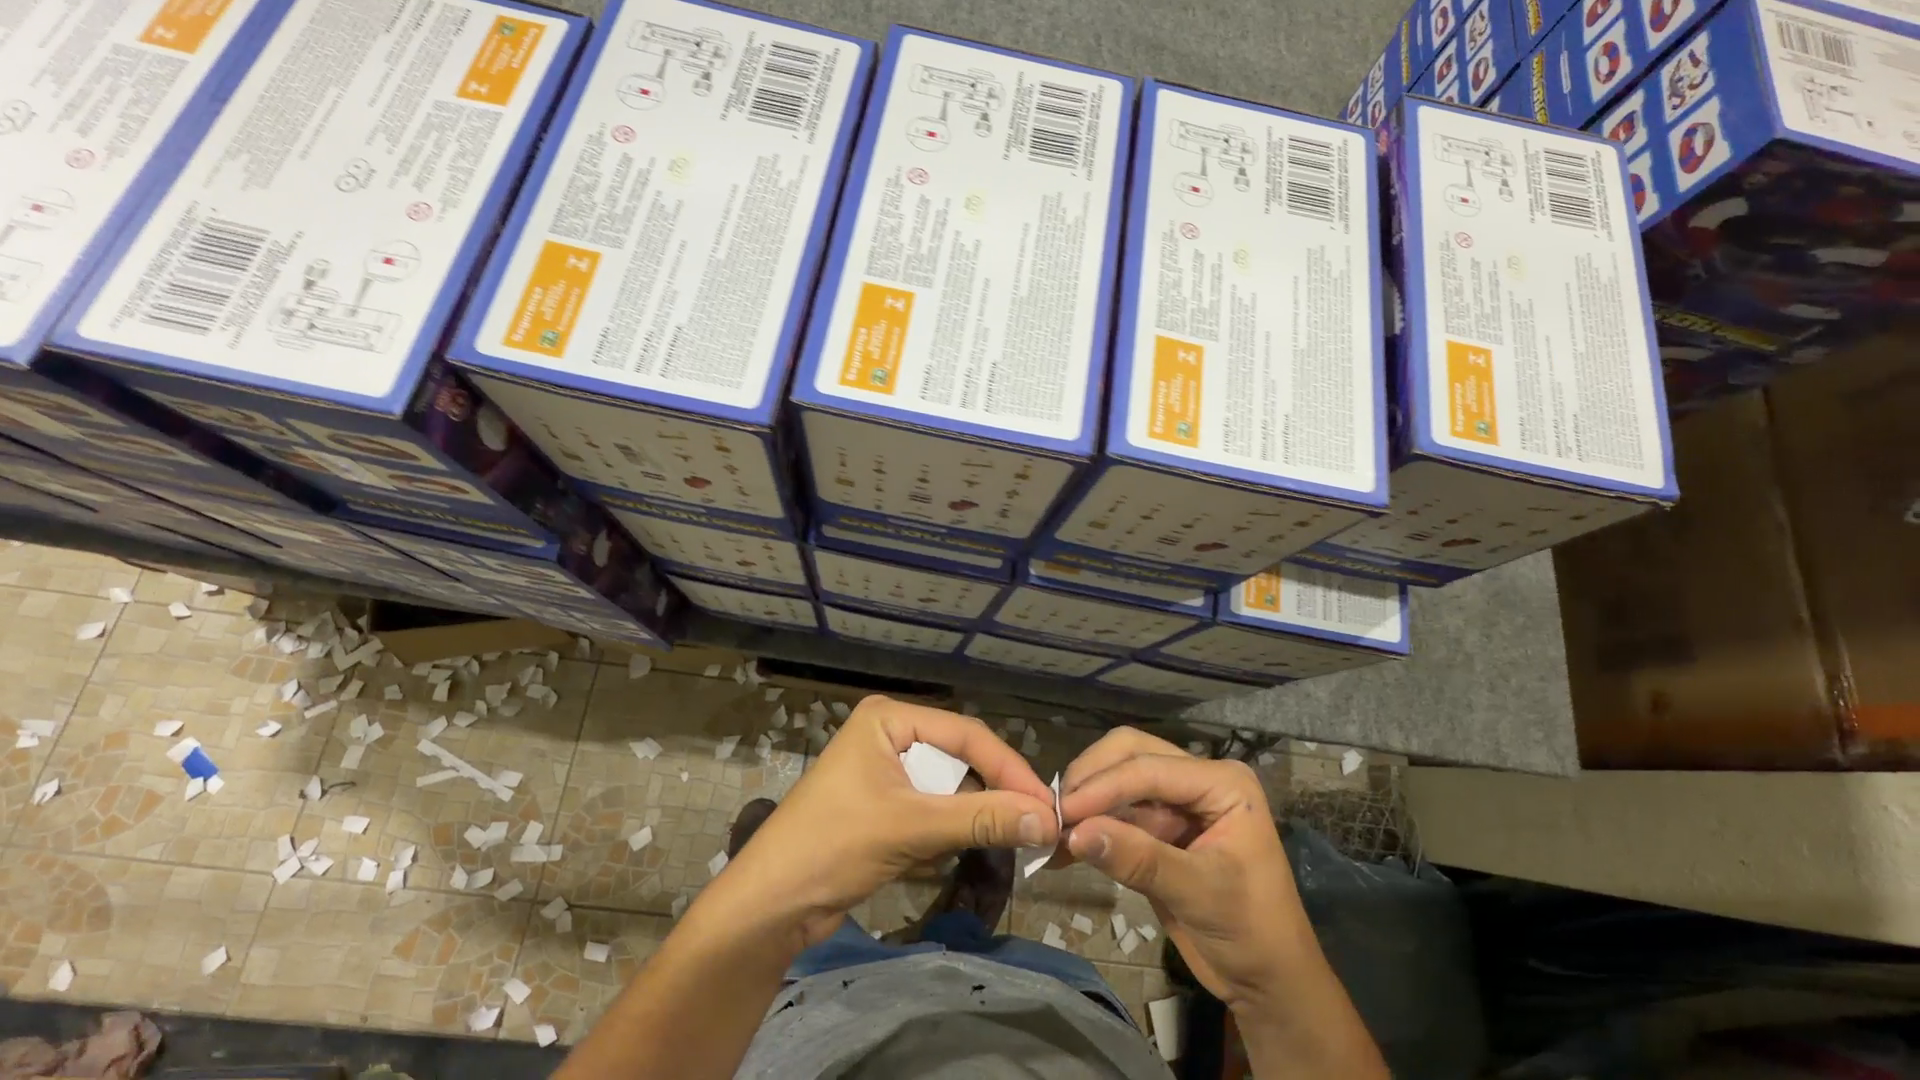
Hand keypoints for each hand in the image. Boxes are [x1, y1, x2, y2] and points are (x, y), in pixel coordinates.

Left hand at [716, 696, 1057, 947]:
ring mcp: (885, 774)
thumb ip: (981, 819)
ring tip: (1017, 838)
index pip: (967, 734)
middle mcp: (890, 737)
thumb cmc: (833, 846)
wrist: (770, 905)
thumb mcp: (911, 827)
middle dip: (996, 792)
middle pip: (962, 759)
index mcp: (889, 718)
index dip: (1010, 769)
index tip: (1047, 806)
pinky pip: (934, 810)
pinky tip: (976, 846)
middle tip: (1038, 826)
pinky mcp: (884, 809)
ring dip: (978, 813)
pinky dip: (955, 828)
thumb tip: (1048, 820)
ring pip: (951, 788)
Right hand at [1058, 727, 1310, 1012]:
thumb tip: (1076, 834)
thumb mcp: (1200, 893)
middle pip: (1131, 755)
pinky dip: (1089, 830)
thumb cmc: (1251, 931)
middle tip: (1054, 814)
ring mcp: (1176, 804)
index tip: (1061, 813)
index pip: (1151, 768)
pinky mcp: (1157, 831)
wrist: (1267, 980)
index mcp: (1222, 782)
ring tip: (1050, 833)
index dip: (1103, 786)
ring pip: (1117, 782)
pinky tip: (1060, 851)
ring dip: (1084, 804)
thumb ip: (1139, 859)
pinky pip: (1115, 816)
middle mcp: (1197, 781)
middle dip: (1091, 780)